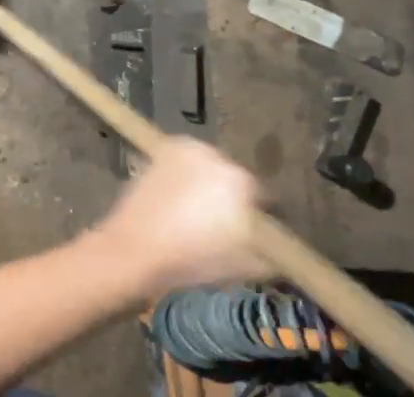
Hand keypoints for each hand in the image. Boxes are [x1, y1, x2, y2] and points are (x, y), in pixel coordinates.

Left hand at [95, 138, 270, 295]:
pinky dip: (185, 172)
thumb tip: (276, 251)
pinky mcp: (160, 150)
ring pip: (207, 166)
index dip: (258, 213)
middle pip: (233, 176)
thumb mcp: (246, 264)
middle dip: (230, 194)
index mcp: (242, 181)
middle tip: (222, 217)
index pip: (262, 195)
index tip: (253, 227)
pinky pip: (183, 160)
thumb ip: (270, 253)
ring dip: (207, 180)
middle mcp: (215, 157)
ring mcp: (184, 150)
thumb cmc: (194, 258)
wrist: (137, 246)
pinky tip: (180, 194)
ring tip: (198, 206)